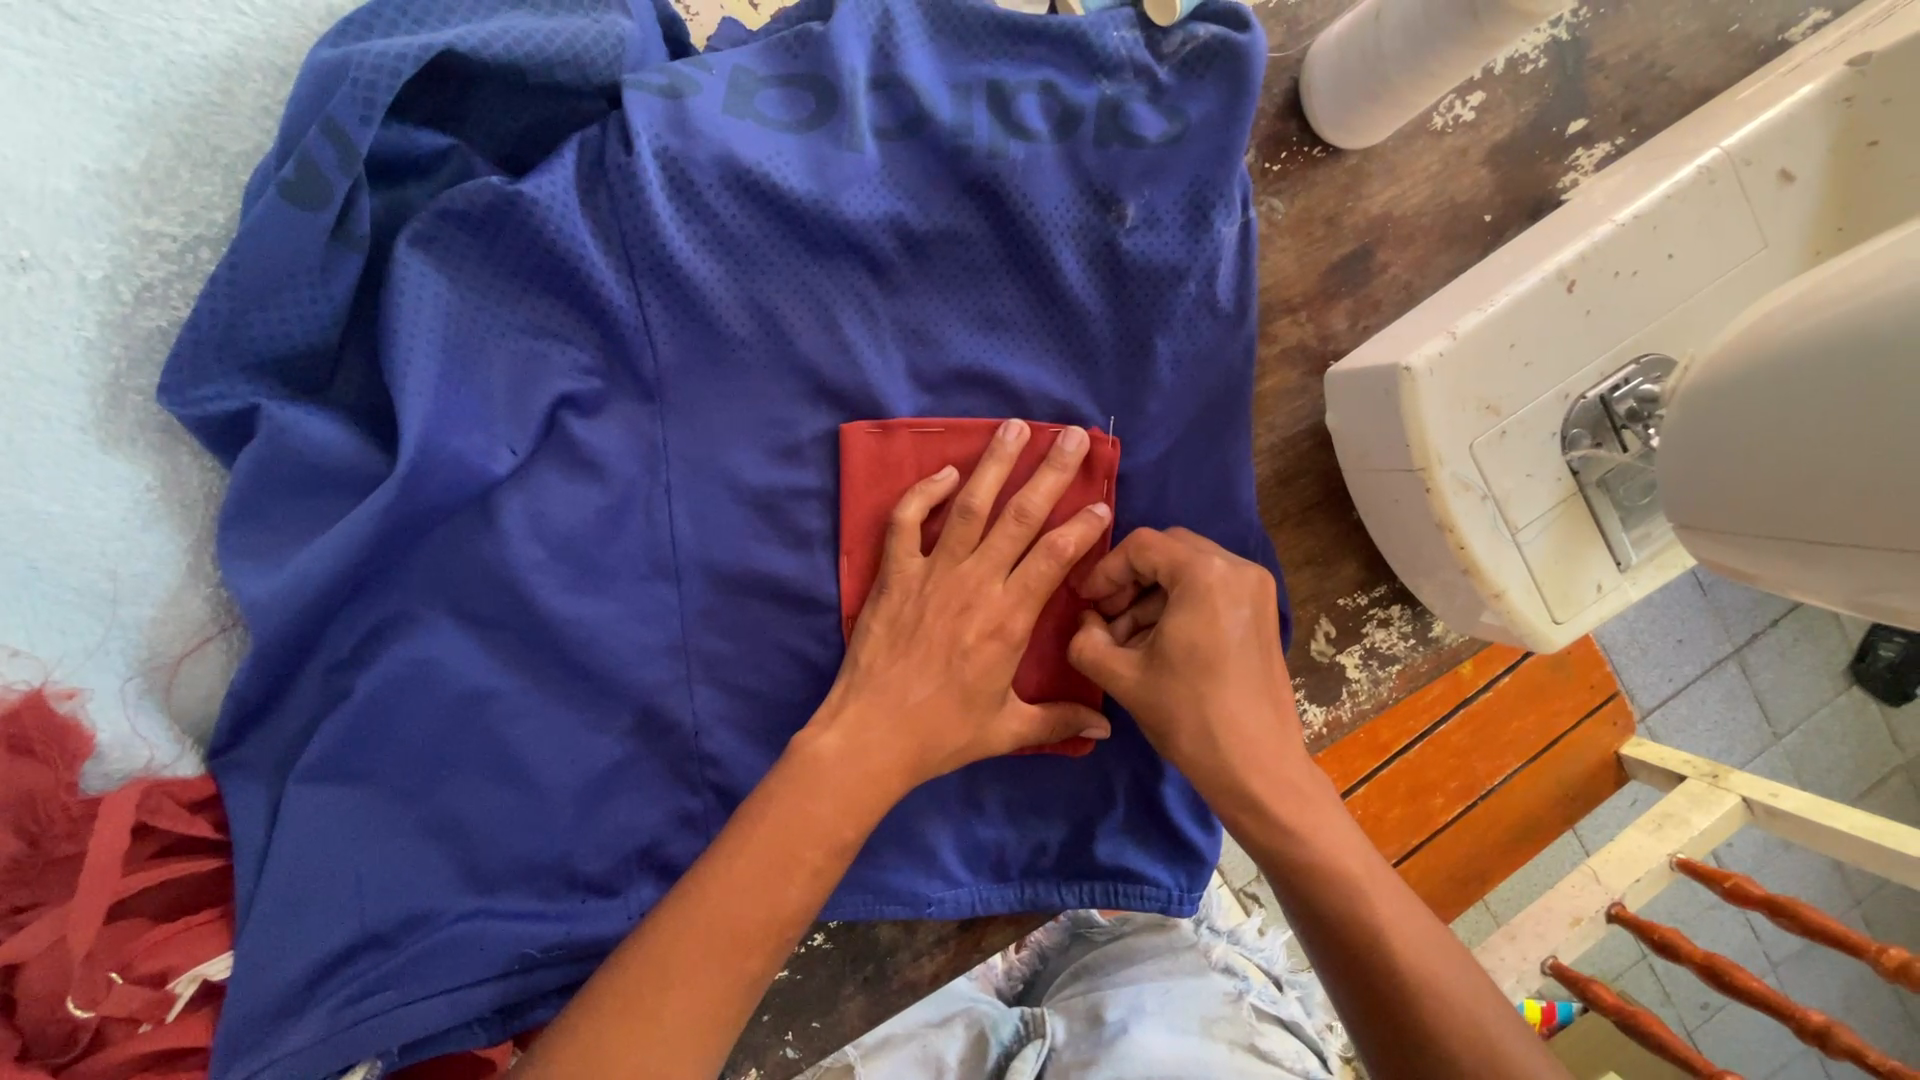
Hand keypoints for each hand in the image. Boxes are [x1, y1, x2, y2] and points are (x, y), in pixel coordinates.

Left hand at [804, 420, 1115, 793]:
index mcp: (1010, 618)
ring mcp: (931, 573)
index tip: (1101, 500)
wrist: (871, 735)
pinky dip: (922, 494)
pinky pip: (906, 522)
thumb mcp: (1008, 730)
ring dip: (994, 464)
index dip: (1082, 525)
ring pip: (969, 506)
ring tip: (1015, 427)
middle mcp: (975, 583)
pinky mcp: (893, 575)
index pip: (1056, 555)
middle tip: (1073, 437)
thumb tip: (1108, 731)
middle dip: (1050, 472)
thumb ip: (1059, 722)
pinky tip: (944, 472)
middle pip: (1020, 516)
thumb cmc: (942, 734)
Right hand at [1067, 527, 1307, 803]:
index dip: (1104, 570)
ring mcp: (1256, 590)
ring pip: (1188, 571)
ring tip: (1124, 641)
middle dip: (1129, 580)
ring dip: (1150, 596)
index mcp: (1206, 573)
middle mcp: (1238, 569)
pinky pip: (1210, 590)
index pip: (1142, 546)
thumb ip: (1086, 639)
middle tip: (1103, 617)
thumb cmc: (1188, 716)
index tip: (1083, 602)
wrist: (1256, 768)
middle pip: (1168, 551)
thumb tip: (1085, 623)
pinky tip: (1156, 646)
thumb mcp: (1122, 676)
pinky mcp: (1262, 614)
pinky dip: (1178, 606)